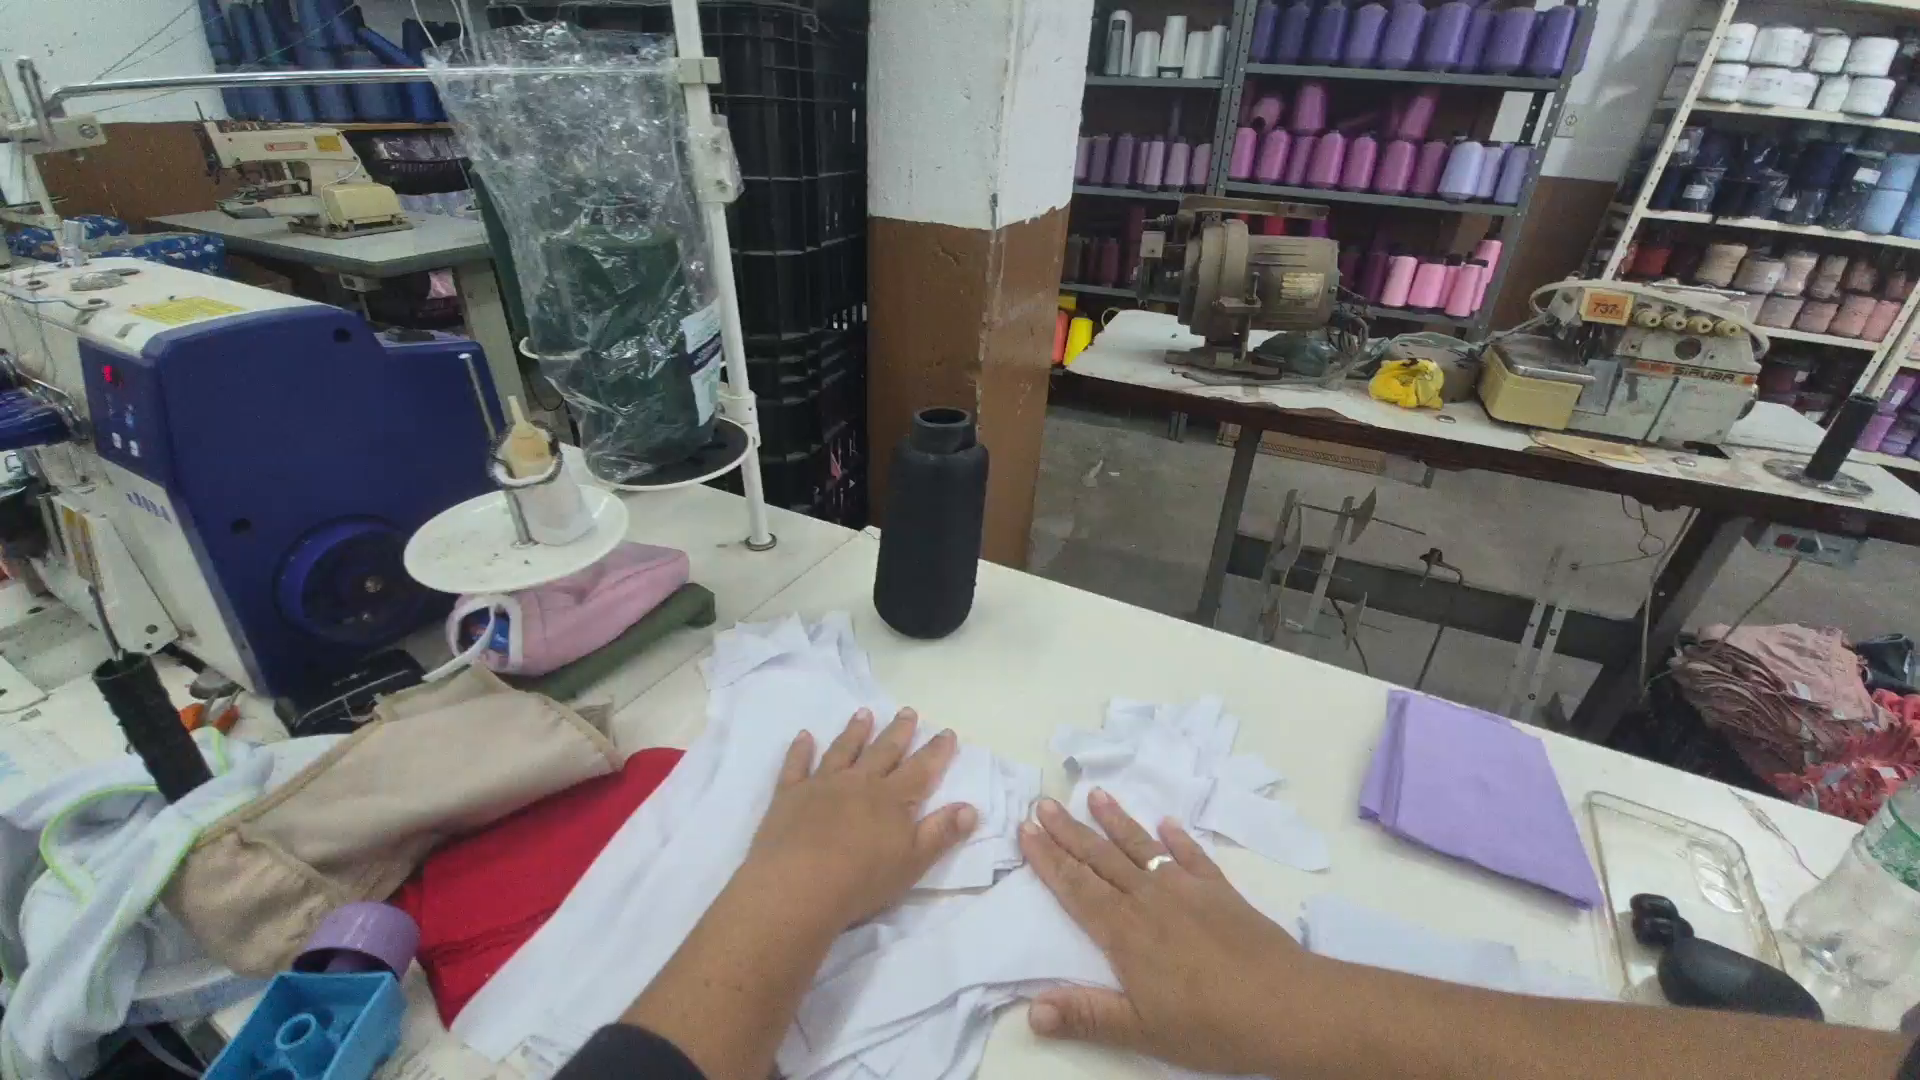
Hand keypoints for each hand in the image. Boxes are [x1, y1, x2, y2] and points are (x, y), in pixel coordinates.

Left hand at [743, 707, 977, 931]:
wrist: (798, 886)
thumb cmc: (861, 880)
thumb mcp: (912, 863)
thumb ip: (941, 833)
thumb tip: (971, 807)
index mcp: (891, 799)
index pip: (921, 769)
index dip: (936, 751)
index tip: (946, 732)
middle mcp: (859, 782)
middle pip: (883, 751)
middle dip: (898, 731)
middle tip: (907, 711)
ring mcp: (822, 784)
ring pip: (843, 750)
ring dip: (855, 731)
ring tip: (864, 713)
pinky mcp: (790, 794)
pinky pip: (796, 765)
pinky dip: (800, 749)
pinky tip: (804, 736)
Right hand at [1019, 789, 1323, 1075]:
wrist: (1286, 1006)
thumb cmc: (1209, 1024)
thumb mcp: (1141, 1030)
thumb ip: (1086, 1015)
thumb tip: (1031, 1010)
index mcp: (1123, 931)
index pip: (1075, 887)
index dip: (1048, 859)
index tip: (1026, 830)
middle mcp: (1147, 898)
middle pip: (1099, 858)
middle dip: (1067, 831)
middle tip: (1042, 802)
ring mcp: (1185, 888)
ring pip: (1139, 847)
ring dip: (1114, 820)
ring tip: (1092, 794)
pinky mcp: (1219, 889)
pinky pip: (1191, 856)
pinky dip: (1177, 837)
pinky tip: (1167, 822)